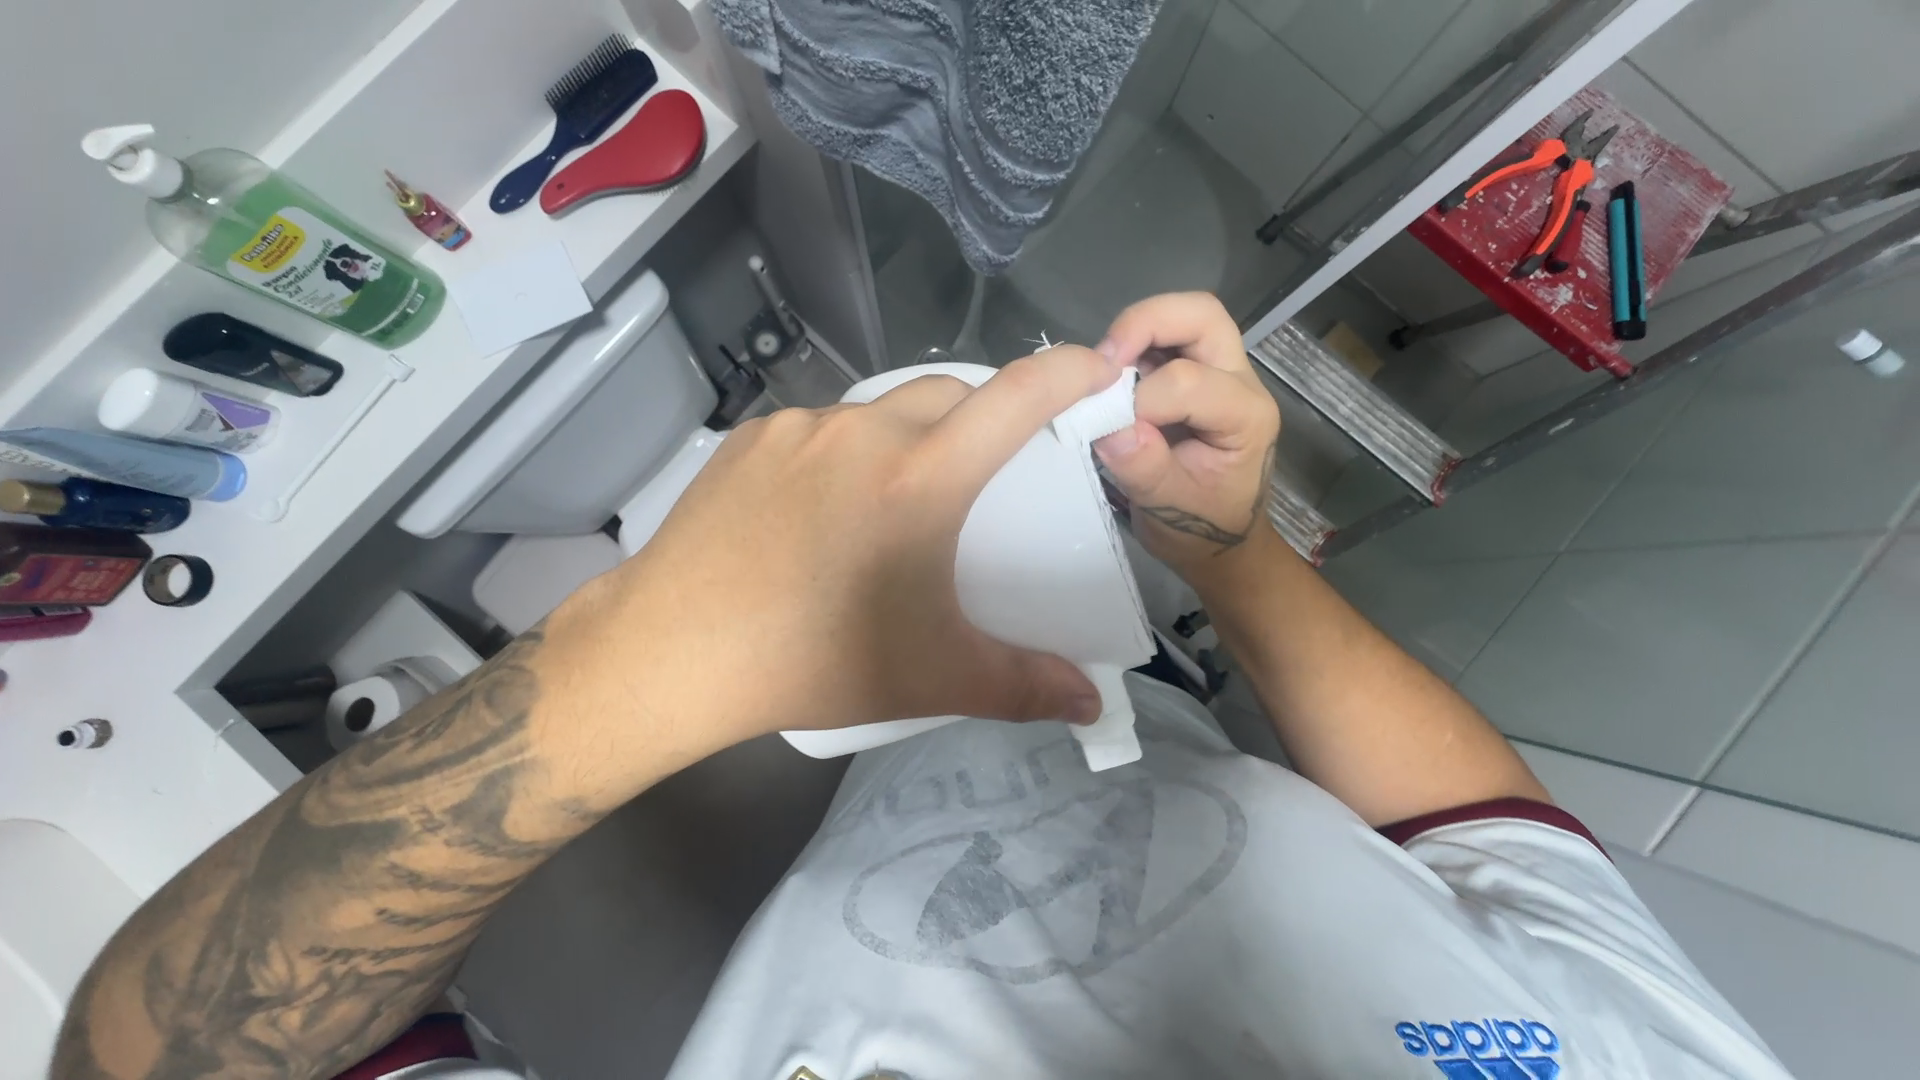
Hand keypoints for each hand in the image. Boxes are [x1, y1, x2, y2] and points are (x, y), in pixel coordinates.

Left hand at [556, 345, 1123, 756]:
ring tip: (894, 499)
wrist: (670, 652)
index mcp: (920, 478)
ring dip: (908, 437)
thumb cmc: (813, 661)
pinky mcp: (750, 437)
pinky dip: (843, 452)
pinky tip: (819, 508)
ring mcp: (799, 428)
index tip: (1095, 366)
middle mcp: (863, 432)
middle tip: (984, 470)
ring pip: (880, 410)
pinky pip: (819, 428)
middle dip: (983, 415)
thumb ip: (1024, 686)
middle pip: (949, 393)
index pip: (1015, 398)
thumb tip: (1092, 704)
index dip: (1066, 372)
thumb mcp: (931, 676)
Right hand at [1092, 293, 1282, 580]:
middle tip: (1102, 360)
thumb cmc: (1202, 528)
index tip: (1108, 431)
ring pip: (1185, 317)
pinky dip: (1133, 346)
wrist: (1220, 542)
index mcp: (1244, 417)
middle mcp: (1239, 382)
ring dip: (1138, 331)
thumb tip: (1108, 427)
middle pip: (1201, 315)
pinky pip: (1165, 338)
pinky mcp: (1194, 374)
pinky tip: (1110, 379)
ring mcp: (1218, 373)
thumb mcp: (1169, 510)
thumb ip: (1144, 468)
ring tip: (1103, 369)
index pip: (1188, 382)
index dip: (1140, 400)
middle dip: (1145, 323)